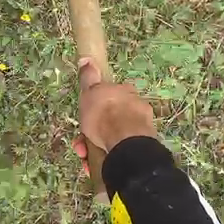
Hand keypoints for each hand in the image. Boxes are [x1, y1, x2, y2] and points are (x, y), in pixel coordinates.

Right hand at [73, 58, 157, 178]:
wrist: (124, 141)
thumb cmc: (104, 113)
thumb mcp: (90, 91)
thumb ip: (88, 77)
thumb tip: (86, 58)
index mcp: (125, 92)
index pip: (110, 96)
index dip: (96, 107)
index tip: (86, 117)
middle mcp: (136, 107)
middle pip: (111, 118)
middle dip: (94, 131)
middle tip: (82, 144)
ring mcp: (141, 128)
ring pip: (113, 136)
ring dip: (97, 146)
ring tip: (86, 158)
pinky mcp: (141, 146)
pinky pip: (120, 150)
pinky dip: (107, 157)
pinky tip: (96, 165)